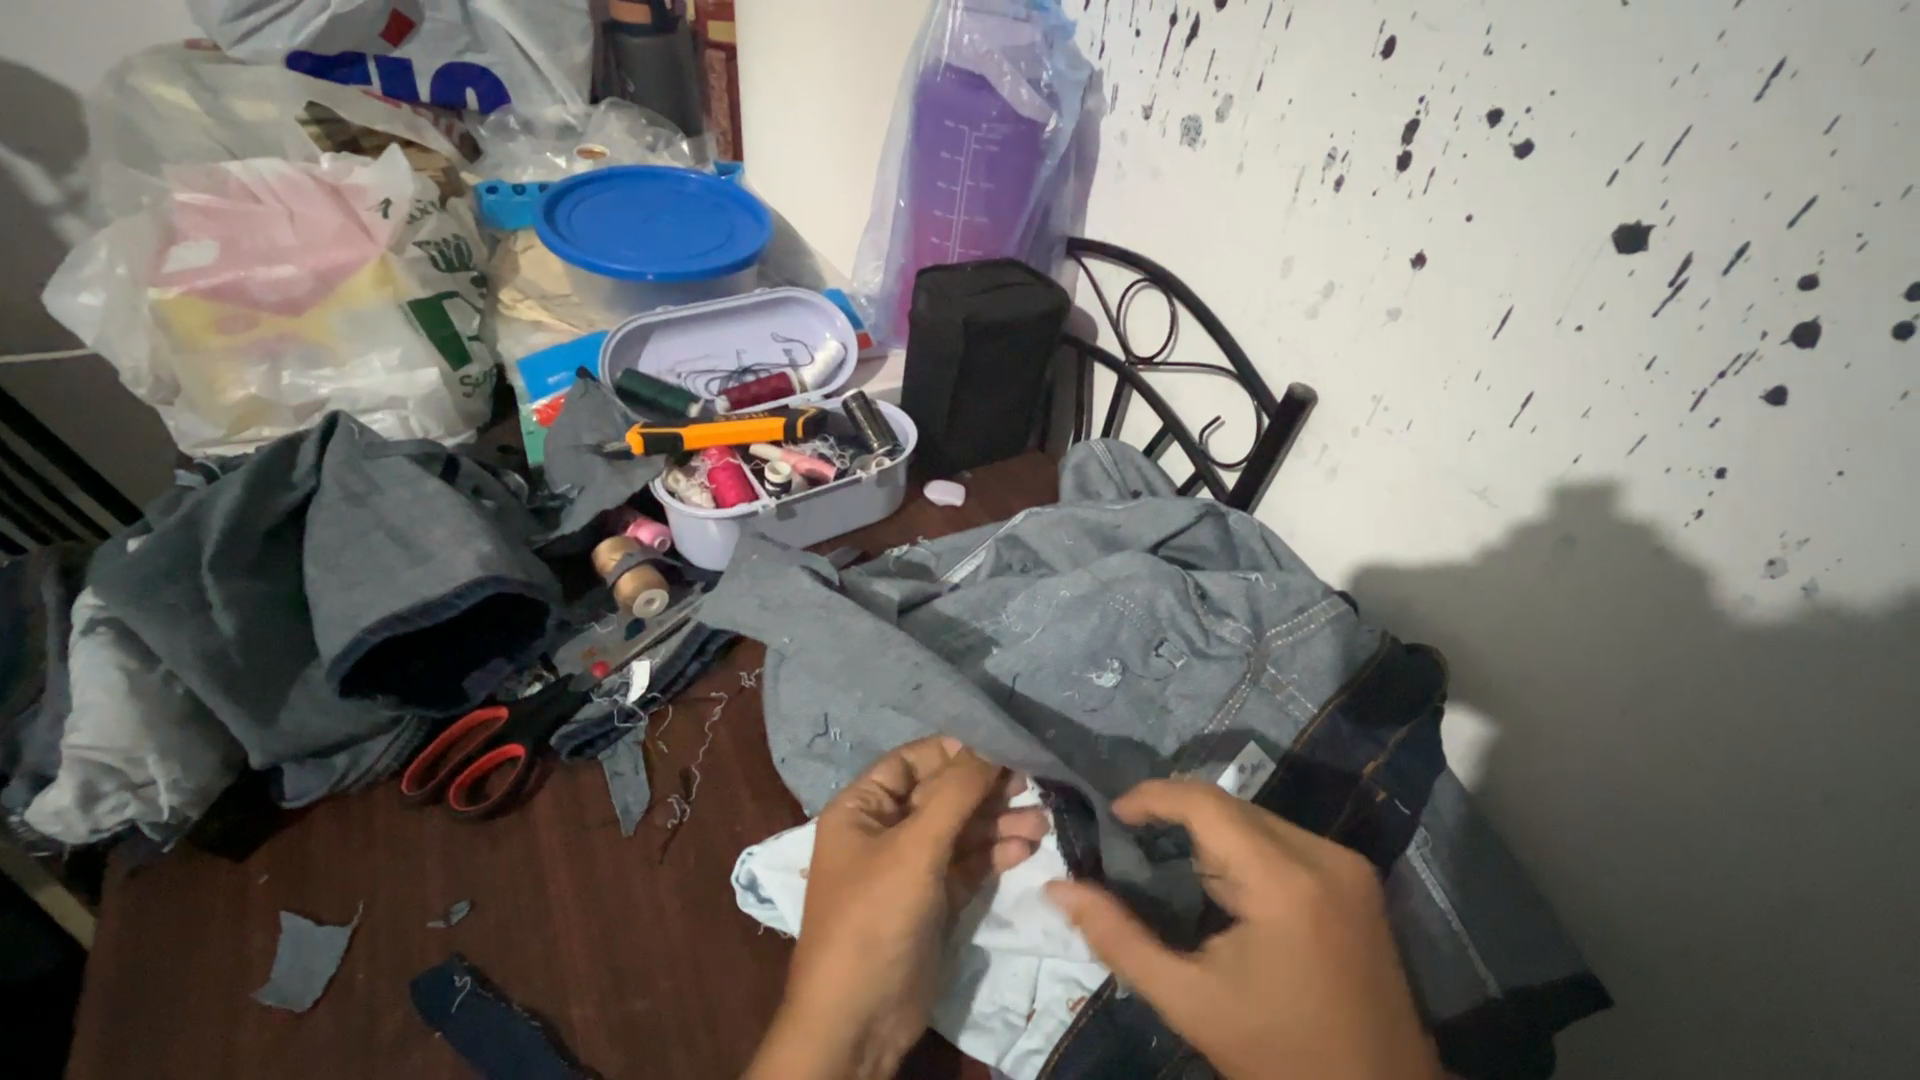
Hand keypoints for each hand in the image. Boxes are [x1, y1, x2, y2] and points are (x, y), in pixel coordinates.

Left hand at [744, 737, 1049, 1079]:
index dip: (954, 751)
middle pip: (941, 795)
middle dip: (985, 789)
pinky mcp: (933, 900)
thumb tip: (989, 743)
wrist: (859, 1019)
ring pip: (959, 831)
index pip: (911, 761)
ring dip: (998, 823)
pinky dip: (994, 854)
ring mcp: (909, 867)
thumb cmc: (875, 917)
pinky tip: (1026, 848)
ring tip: (1042, 820)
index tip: (1002, 746)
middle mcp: (884, 830)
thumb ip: (955, 794)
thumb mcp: (914, 848)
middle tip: (1031, 782)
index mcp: (862, 808)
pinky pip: (967, 864)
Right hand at [1047, 781, 1439, 1079]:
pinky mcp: (1359, 879)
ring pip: (1258, 818)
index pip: (1206, 803)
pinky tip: (1221, 885)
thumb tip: (1058, 887)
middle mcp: (1324, 855)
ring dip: (1210, 832)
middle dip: (1177, 816)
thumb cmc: (1278, 1057)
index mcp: (1285, 881)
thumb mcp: (1187, 1000)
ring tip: (1168, 864)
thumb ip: (1117, 937)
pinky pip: (1285, 839)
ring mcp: (1348, 866)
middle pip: (1232, 806)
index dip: (1152, 796)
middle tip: (1132, 845)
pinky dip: (1244, 848)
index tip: (1112, 815)